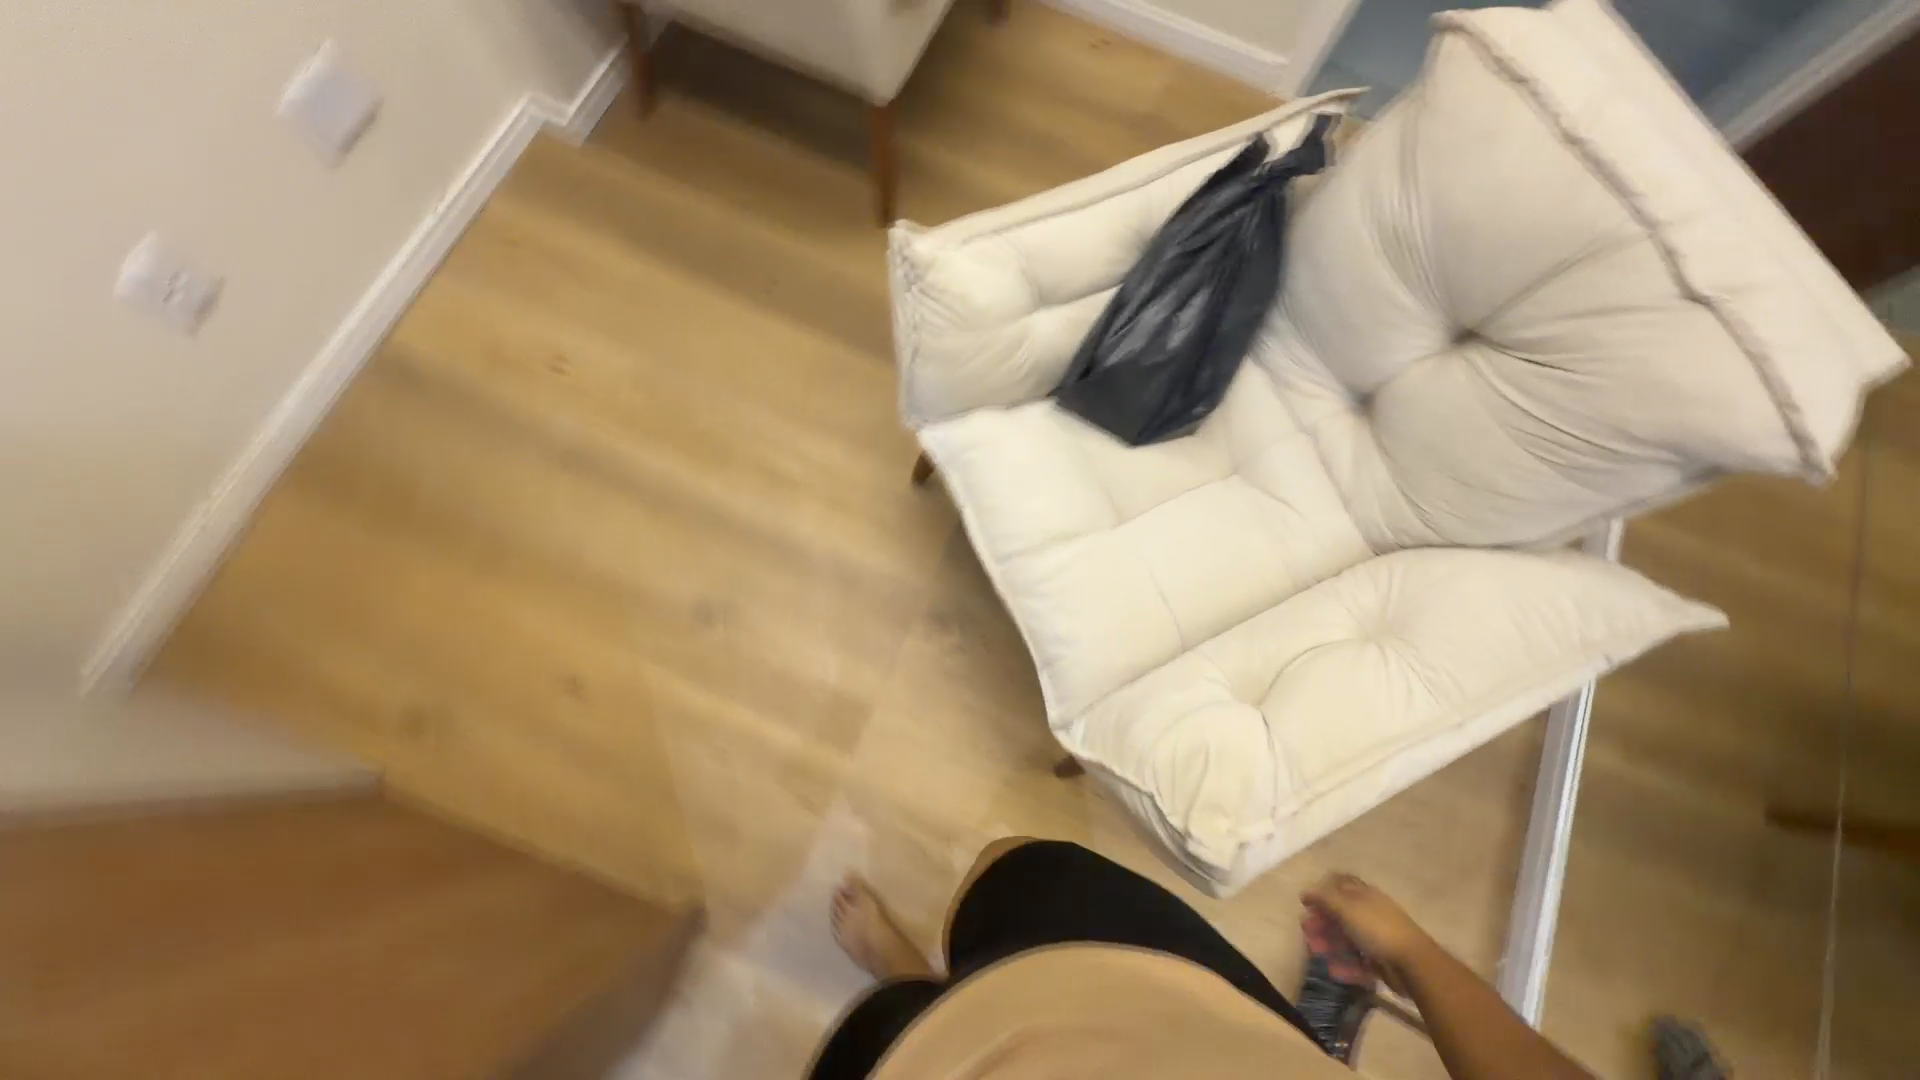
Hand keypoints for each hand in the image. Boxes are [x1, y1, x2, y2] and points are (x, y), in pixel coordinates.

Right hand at [1302, 872, 1434, 993]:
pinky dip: (1347, 965)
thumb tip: (1306, 891)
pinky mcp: (1380, 960)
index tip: (1307, 904)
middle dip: (1322, 923)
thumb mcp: (1346, 908)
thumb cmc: (1376, 929)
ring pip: (1346, 938)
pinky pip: (1358, 960)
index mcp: (1363, 895)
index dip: (1321, 892)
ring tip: (1319, 954)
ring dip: (1330, 945)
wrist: (1414, 965)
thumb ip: (1323, 898)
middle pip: (1339, 914)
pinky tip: (1338, 971)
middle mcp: (1369, 913)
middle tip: (1308, 933)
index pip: (1339, 885)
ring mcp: (1375, 937)